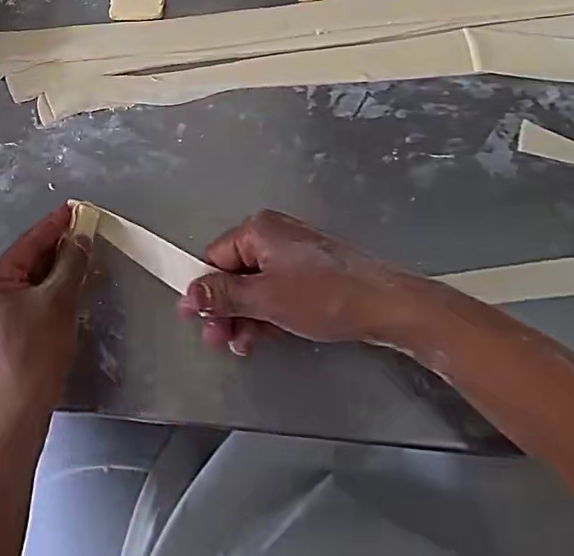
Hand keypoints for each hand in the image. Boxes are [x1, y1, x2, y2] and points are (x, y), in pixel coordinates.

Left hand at [0, 204, 91, 417]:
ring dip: (60, 266)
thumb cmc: (35, 353)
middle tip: (85, 228)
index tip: (75, 208)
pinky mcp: (9, 326)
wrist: (22, 409)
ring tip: (85, 250)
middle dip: (59, 245)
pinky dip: (55, 286)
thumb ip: (71, 263)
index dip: (55, 224)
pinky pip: (35, 294)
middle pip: (30, 259)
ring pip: (34, 277)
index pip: (28, 243)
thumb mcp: (58, 300)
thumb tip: (82, 237)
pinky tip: (74, 279)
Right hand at [179, 210, 436, 356]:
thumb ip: (223, 296)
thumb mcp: (265, 299)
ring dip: (245, 316)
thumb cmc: (326, 295)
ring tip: (243, 344)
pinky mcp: (308, 273)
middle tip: (219, 338)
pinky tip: (262, 336)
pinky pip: (275, 291)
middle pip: (233, 272)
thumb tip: (189, 293)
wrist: (384, 306)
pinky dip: (266, 313)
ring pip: (254, 286)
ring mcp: (292, 254)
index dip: (205, 289)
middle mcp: (273, 236)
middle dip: (226, 308)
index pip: (215, 256)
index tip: (198, 317)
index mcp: (258, 230)